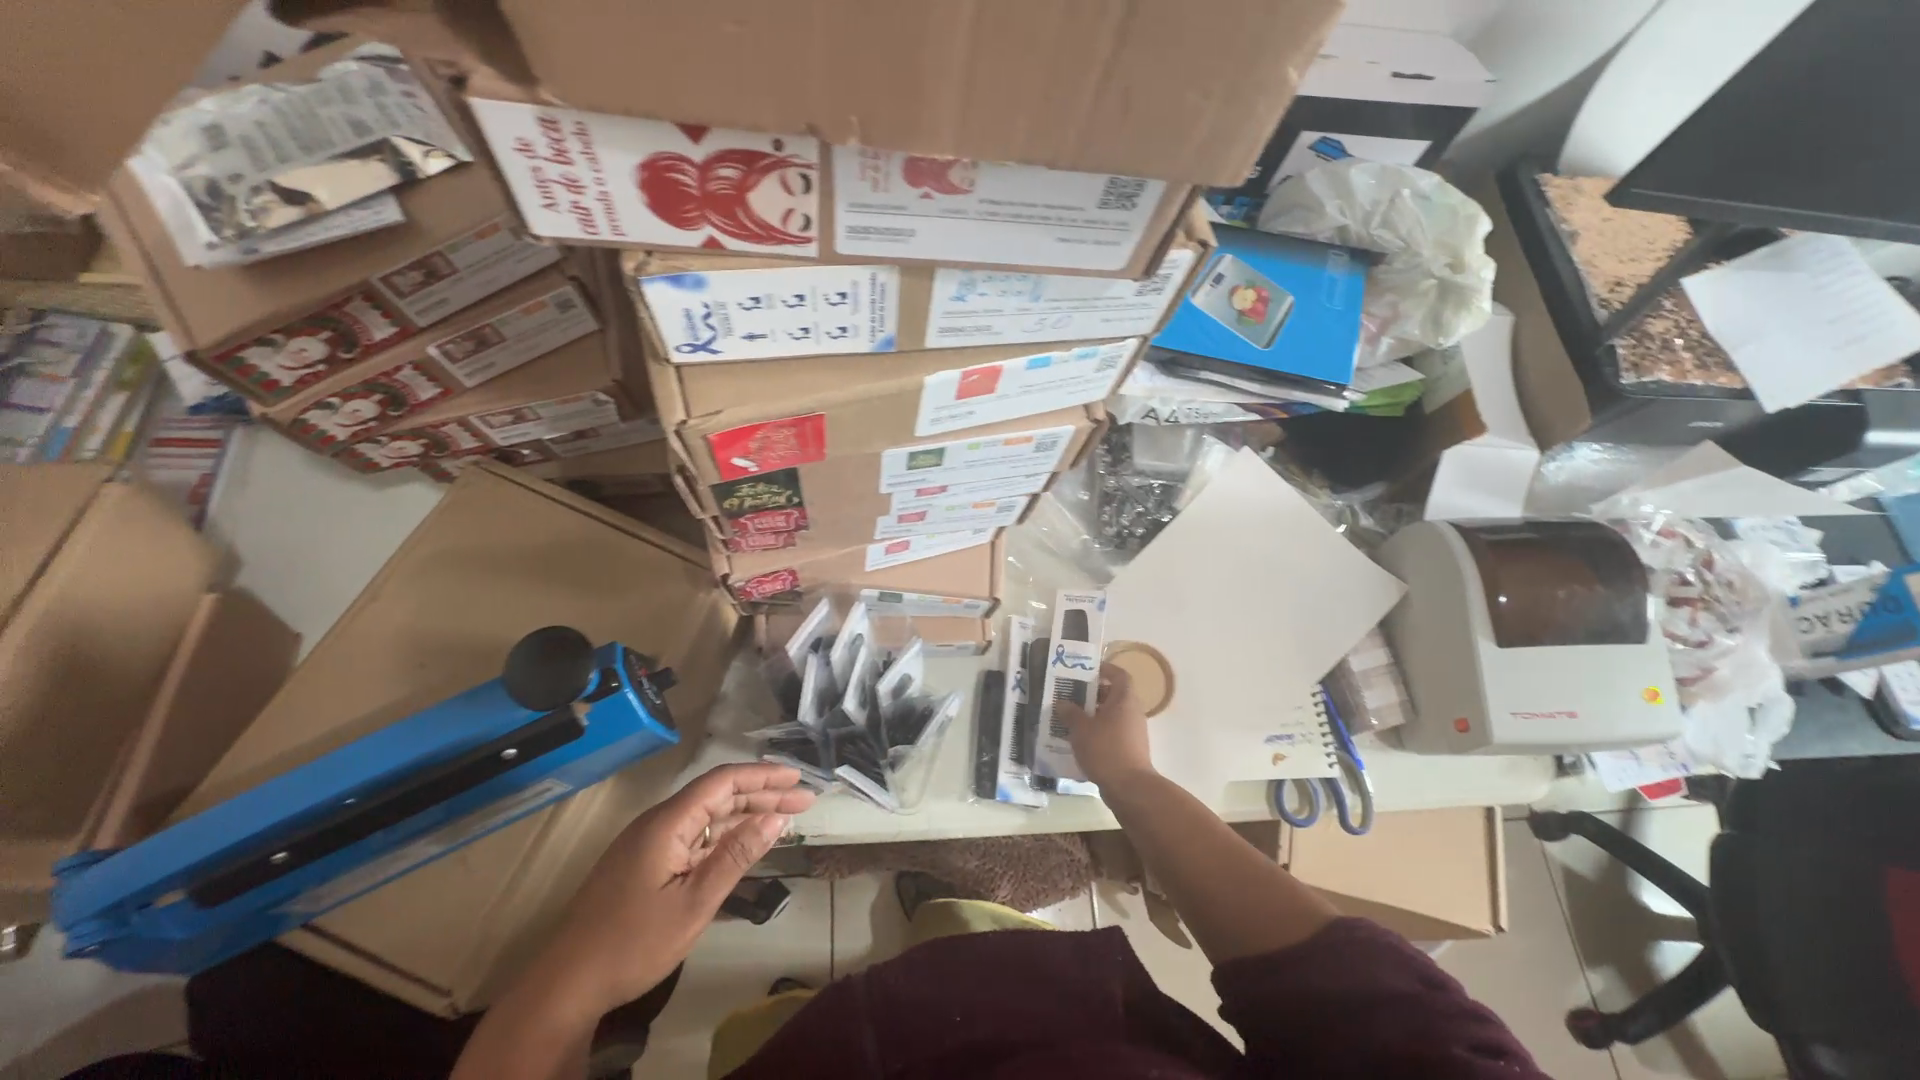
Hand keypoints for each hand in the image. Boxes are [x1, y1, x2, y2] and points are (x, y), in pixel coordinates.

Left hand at [533, 763, 816, 1016]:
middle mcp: (657, 823)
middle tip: (804, 800)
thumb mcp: (694, 903)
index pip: (722, 782)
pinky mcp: (644, 863)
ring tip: (785, 817)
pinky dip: (723, 835)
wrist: (567, 983)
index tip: (797, 780)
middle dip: (761, 795)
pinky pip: (692, 836)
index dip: (762, 777)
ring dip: (745, 814)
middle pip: (715, 795)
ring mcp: (648, 843)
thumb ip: (736, 857)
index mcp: (667, 823)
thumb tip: (775, 819)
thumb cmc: (634, 943)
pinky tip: (744, 842)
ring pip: (704, 816)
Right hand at [1057, 663, 1155, 788]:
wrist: (1129, 787)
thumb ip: (1070, 713)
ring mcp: (1133, 732)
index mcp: (1124, 700)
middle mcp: (1132, 713)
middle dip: (1092, 695)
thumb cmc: (1105, 749)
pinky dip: (1097, 733)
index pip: (1120, 675)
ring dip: (1093, 715)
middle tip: (1071, 696)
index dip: (1105, 669)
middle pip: (1114, 695)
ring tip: (1070, 719)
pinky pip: (1112, 733)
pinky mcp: (1129, 749)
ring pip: (1111, 716)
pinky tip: (1079, 741)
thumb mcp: (1081, 729)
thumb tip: (1062, 703)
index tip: (1087, 671)